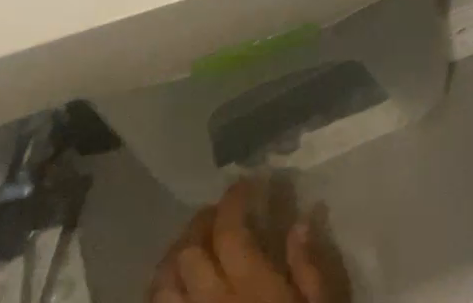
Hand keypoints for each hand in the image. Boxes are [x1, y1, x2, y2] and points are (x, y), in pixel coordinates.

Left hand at [149, 180, 336, 302]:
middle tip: (220, 210)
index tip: (247, 184)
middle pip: (188, 251)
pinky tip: (179, 285)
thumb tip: (301, 220)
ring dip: (176, 254)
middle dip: (201, 222)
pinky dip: (163, 289)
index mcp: (252, 287)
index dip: (234, 201)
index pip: (230, 231)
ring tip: (194, 243)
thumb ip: (310, 266)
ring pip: (162, 282)